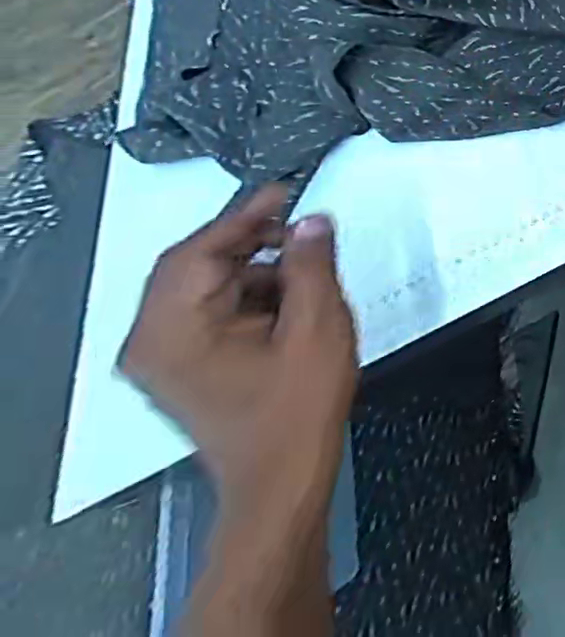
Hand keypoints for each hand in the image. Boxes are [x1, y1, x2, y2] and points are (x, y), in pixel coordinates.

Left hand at [120, 186, 358, 510]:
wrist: (282, 469)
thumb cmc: (298, 402)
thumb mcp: (318, 326)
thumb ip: (312, 268)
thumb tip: (311, 223)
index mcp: (171, 332)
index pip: (194, 255)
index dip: (240, 217)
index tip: (282, 191)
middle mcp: (151, 342)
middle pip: (191, 270)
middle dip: (249, 242)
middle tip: (302, 225)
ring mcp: (164, 357)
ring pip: (205, 289)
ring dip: (256, 270)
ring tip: (310, 268)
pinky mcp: (186, 365)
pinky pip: (212, 311)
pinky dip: (253, 294)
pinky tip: (294, 297)